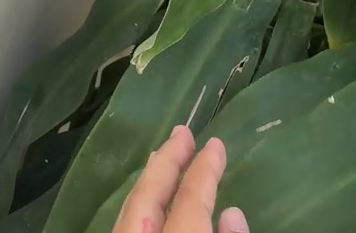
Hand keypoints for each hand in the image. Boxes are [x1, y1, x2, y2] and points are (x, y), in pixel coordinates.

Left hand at [114, 125, 249, 232]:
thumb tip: (232, 214)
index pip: (190, 201)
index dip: (204, 172)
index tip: (216, 144)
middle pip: (149, 196)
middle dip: (167, 162)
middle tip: (183, 132)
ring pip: (129, 210)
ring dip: (149, 182)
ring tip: (163, 157)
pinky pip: (124, 225)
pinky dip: (138, 207)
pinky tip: (148, 203)